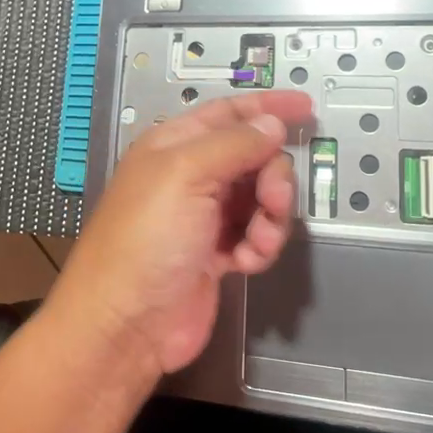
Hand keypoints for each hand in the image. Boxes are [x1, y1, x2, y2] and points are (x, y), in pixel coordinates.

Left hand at [49, 91, 312, 376]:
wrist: (126, 325)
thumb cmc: (146, 239)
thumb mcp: (186, 174)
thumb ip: (234, 143)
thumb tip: (272, 123)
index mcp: (174, 145)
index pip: (229, 112)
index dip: (267, 107)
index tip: (306, 107)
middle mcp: (191, 175)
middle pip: (254, 157)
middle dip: (273, 175)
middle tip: (274, 198)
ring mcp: (205, 217)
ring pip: (261, 198)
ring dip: (270, 216)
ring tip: (258, 240)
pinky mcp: (217, 254)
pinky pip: (256, 236)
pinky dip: (260, 246)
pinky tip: (245, 263)